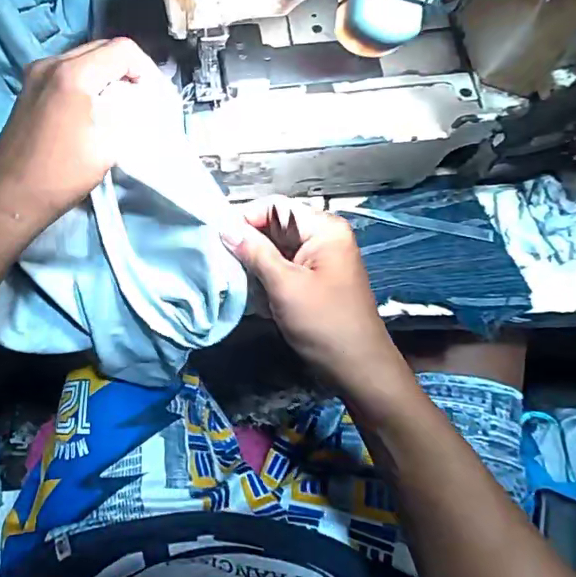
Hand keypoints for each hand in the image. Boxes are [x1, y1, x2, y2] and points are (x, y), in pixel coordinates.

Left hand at [0, 37, 161, 244]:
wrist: (10, 198)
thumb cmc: (60, 176)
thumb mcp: (108, 147)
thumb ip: (127, 115)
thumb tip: (138, 103)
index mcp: (72, 75)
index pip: (122, 50)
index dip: (144, 68)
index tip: (151, 93)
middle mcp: (49, 65)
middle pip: (100, 48)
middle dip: (126, 69)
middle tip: (140, 97)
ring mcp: (34, 75)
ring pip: (82, 58)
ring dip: (105, 74)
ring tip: (118, 103)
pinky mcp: (27, 90)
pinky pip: (65, 72)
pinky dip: (85, 81)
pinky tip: (92, 108)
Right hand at [222, 197, 404, 390]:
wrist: (357, 369)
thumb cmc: (324, 324)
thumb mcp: (284, 285)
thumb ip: (254, 252)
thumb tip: (224, 227)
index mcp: (323, 229)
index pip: (274, 206)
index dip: (244, 219)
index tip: (218, 240)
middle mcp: (322, 237)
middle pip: (272, 227)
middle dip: (247, 244)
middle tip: (221, 262)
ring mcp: (317, 259)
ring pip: (272, 249)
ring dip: (253, 264)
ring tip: (235, 280)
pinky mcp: (311, 279)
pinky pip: (280, 268)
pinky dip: (264, 278)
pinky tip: (252, 295)